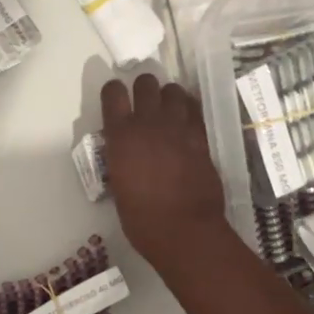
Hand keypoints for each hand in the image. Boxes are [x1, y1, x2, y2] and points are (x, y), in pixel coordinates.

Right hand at [101, 74, 229, 270]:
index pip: (113, 93)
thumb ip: (122, 160)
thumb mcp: (119, 186)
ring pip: (173, 90)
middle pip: (145, 83)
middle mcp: (148, 123)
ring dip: (168, 97)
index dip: (114, 93)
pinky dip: (188, 109)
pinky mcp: (201, 137)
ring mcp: (178, 128)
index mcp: (121, 136)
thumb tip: (126, 152)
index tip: (116, 102)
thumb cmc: (142, 220)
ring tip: (167, 111)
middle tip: (144, 106)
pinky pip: (194, 109)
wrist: (184, 230)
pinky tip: (185, 121)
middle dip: (143, 90)